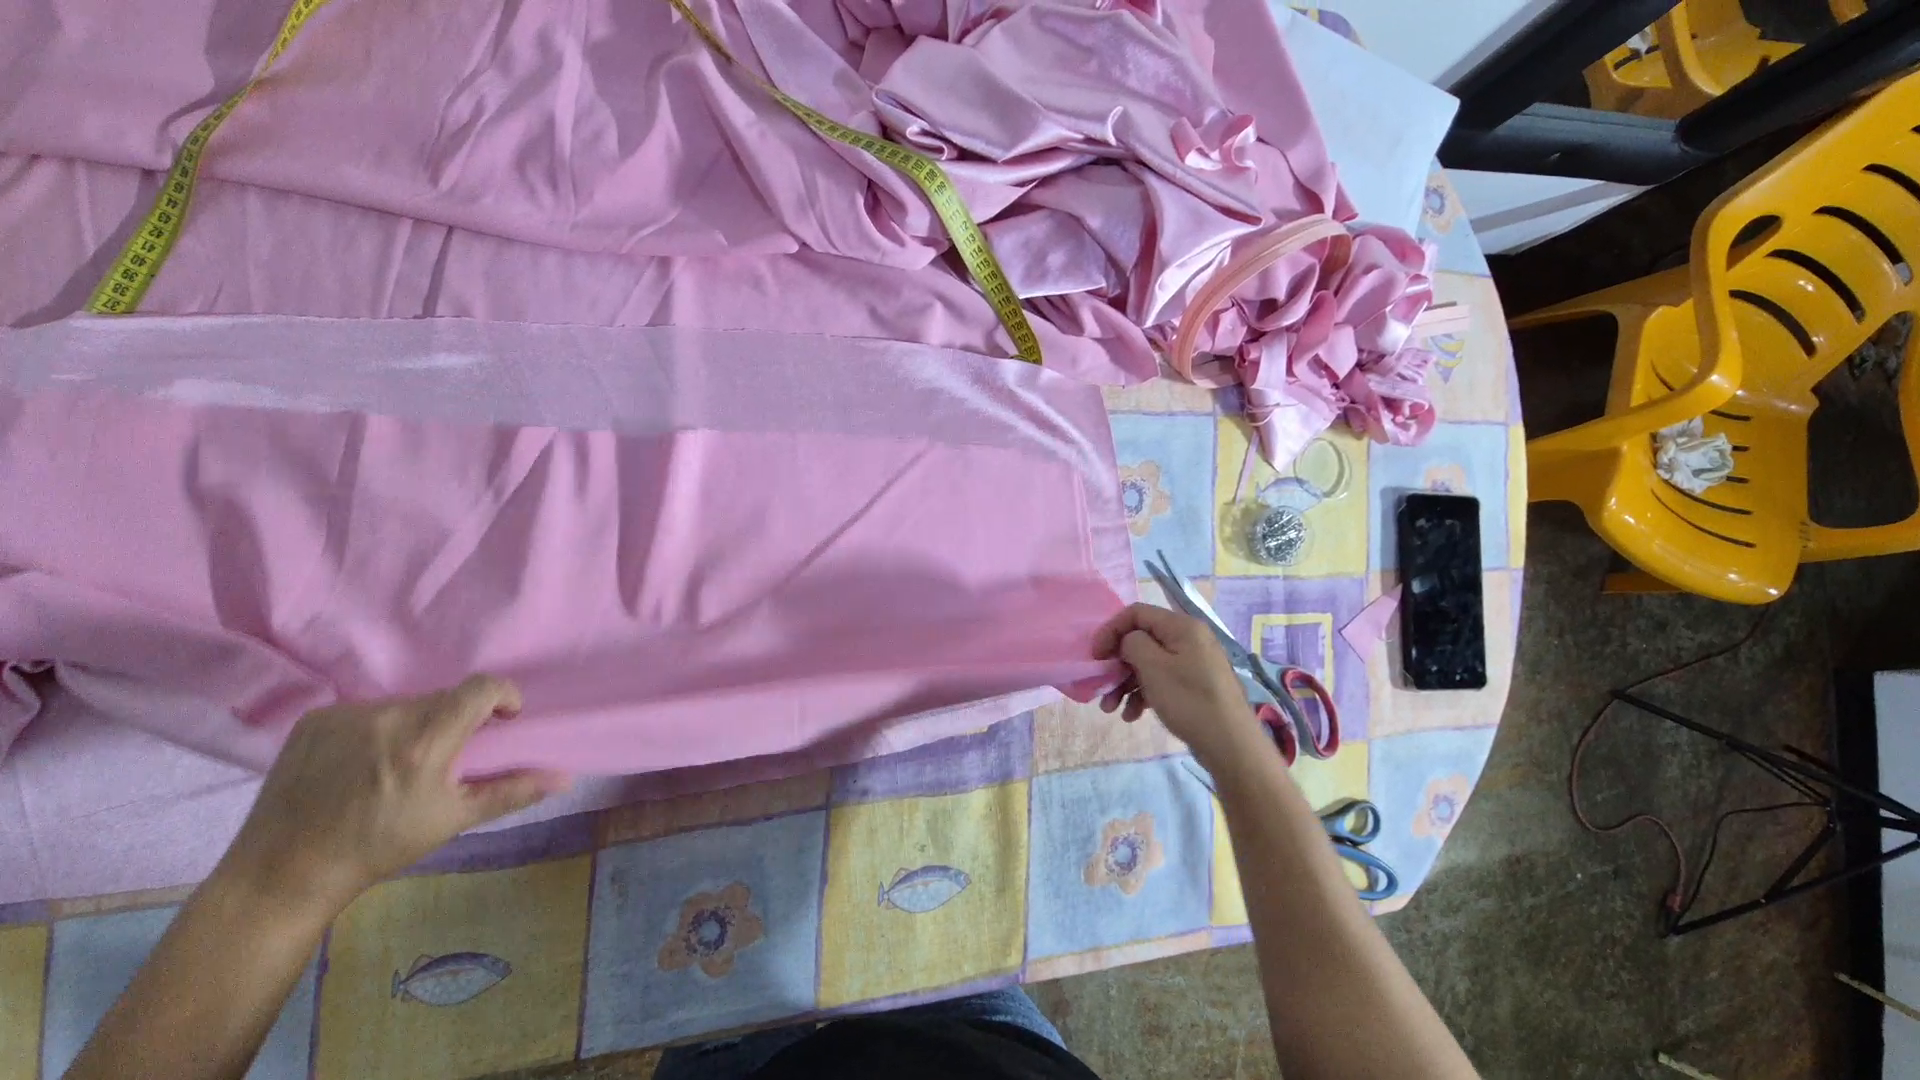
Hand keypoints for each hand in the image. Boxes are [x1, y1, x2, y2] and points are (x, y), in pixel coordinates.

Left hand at [219, 675, 569, 914]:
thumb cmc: (380, 847)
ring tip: (399, 765)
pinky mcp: (316, 719)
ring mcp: (347, 715)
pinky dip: (376, 729)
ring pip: (405, 704)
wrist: (286, 870)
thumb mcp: (452, 820)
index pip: (481, 688)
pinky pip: (366, 711)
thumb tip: (564, 778)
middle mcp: (387, 717)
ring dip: (416, 724)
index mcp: (425, 742)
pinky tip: (360, 765)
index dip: (503, 695)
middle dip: (456, 720)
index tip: (505, 719)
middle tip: (447, 758)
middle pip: (443, 698)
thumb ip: (511, 791)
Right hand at [1091, 603, 1266, 765]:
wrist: (1230, 744)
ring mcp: (1194, 663)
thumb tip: (1127, 642)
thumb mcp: (1153, 667)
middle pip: (1142, 640)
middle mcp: (1189, 639)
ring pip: (1149, 664)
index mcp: (1182, 626)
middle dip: (1117, 664)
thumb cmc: (1189, 700)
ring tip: (1111, 708)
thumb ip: (1132, 644)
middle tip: (1101, 685)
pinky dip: (1143, 694)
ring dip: (1126, 683)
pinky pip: (1162, 680)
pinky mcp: (1195, 685)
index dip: (1111, 630)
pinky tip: (1132, 715)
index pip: (1136, 613)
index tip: (1096, 656)